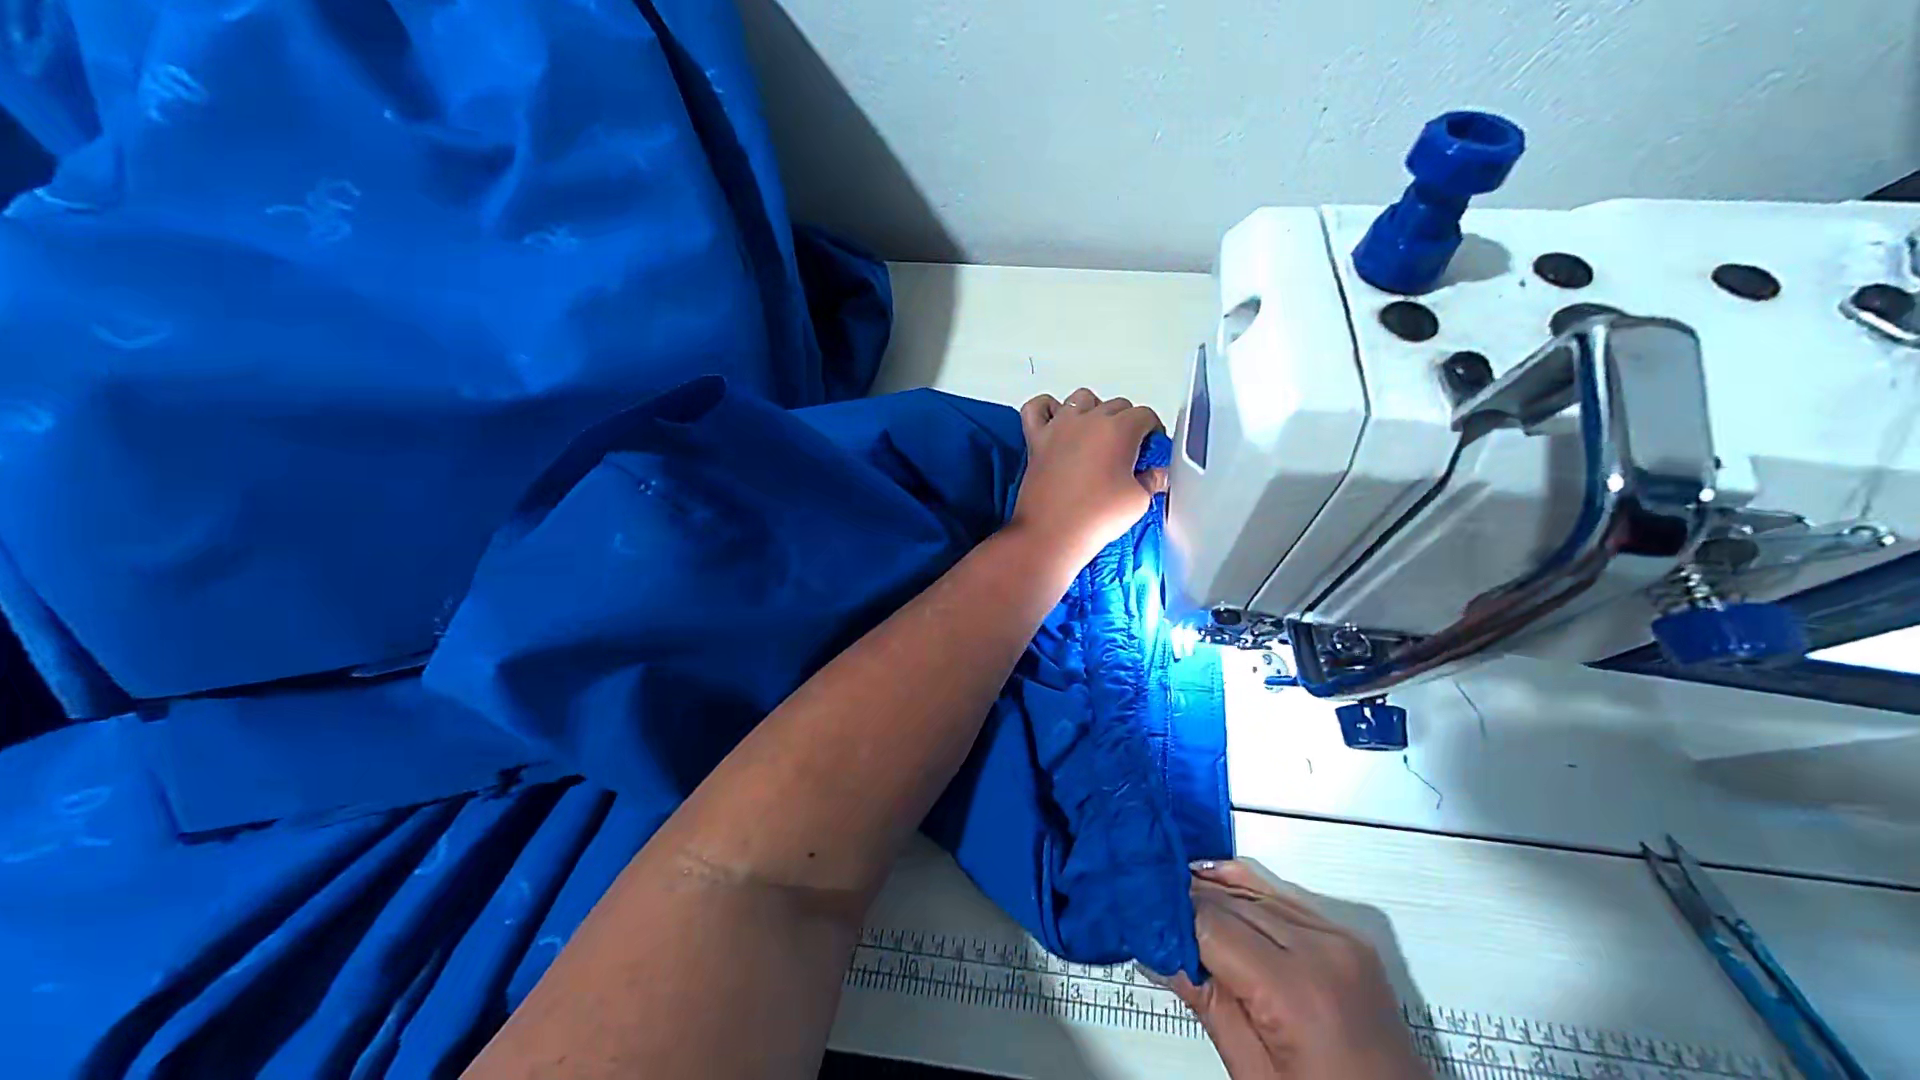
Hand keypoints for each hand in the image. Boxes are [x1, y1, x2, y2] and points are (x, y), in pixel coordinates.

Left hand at [1010, 388, 1164, 567]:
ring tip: (1098, 435)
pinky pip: (1037, 408)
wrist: (1051, 534)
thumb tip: (1156, 474)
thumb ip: (1151, 479)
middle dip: (1128, 422)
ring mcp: (1059, 427)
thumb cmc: (1094, 517)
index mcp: (1119, 430)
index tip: (1151, 448)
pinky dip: (1047, 409)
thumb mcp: (1138, 500)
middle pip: (1116, 405)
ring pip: (1082, 398)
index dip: (1153, 431)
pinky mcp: (1036, 439)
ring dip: (1094, 410)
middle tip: (1129, 449)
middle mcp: (1088, 420)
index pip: (1145, 415)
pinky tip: (1056, 421)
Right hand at [1164, 860, 1428, 1079]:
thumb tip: (1157, 950)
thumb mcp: (1255, 1075)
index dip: (1168, 917)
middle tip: (1143, 906)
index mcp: (1298, 990)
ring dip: (1209, 890)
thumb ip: (1206, 1002)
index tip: (1137, 915)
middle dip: (1183, 901)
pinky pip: (1281, 896)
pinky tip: (1211, 886)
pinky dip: (1243, 891)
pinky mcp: (1346, 935)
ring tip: (1168, 894)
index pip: (1210, 924)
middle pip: (1229, 901)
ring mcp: (1339, 937)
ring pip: (1252, 888)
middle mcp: (1323, 949)